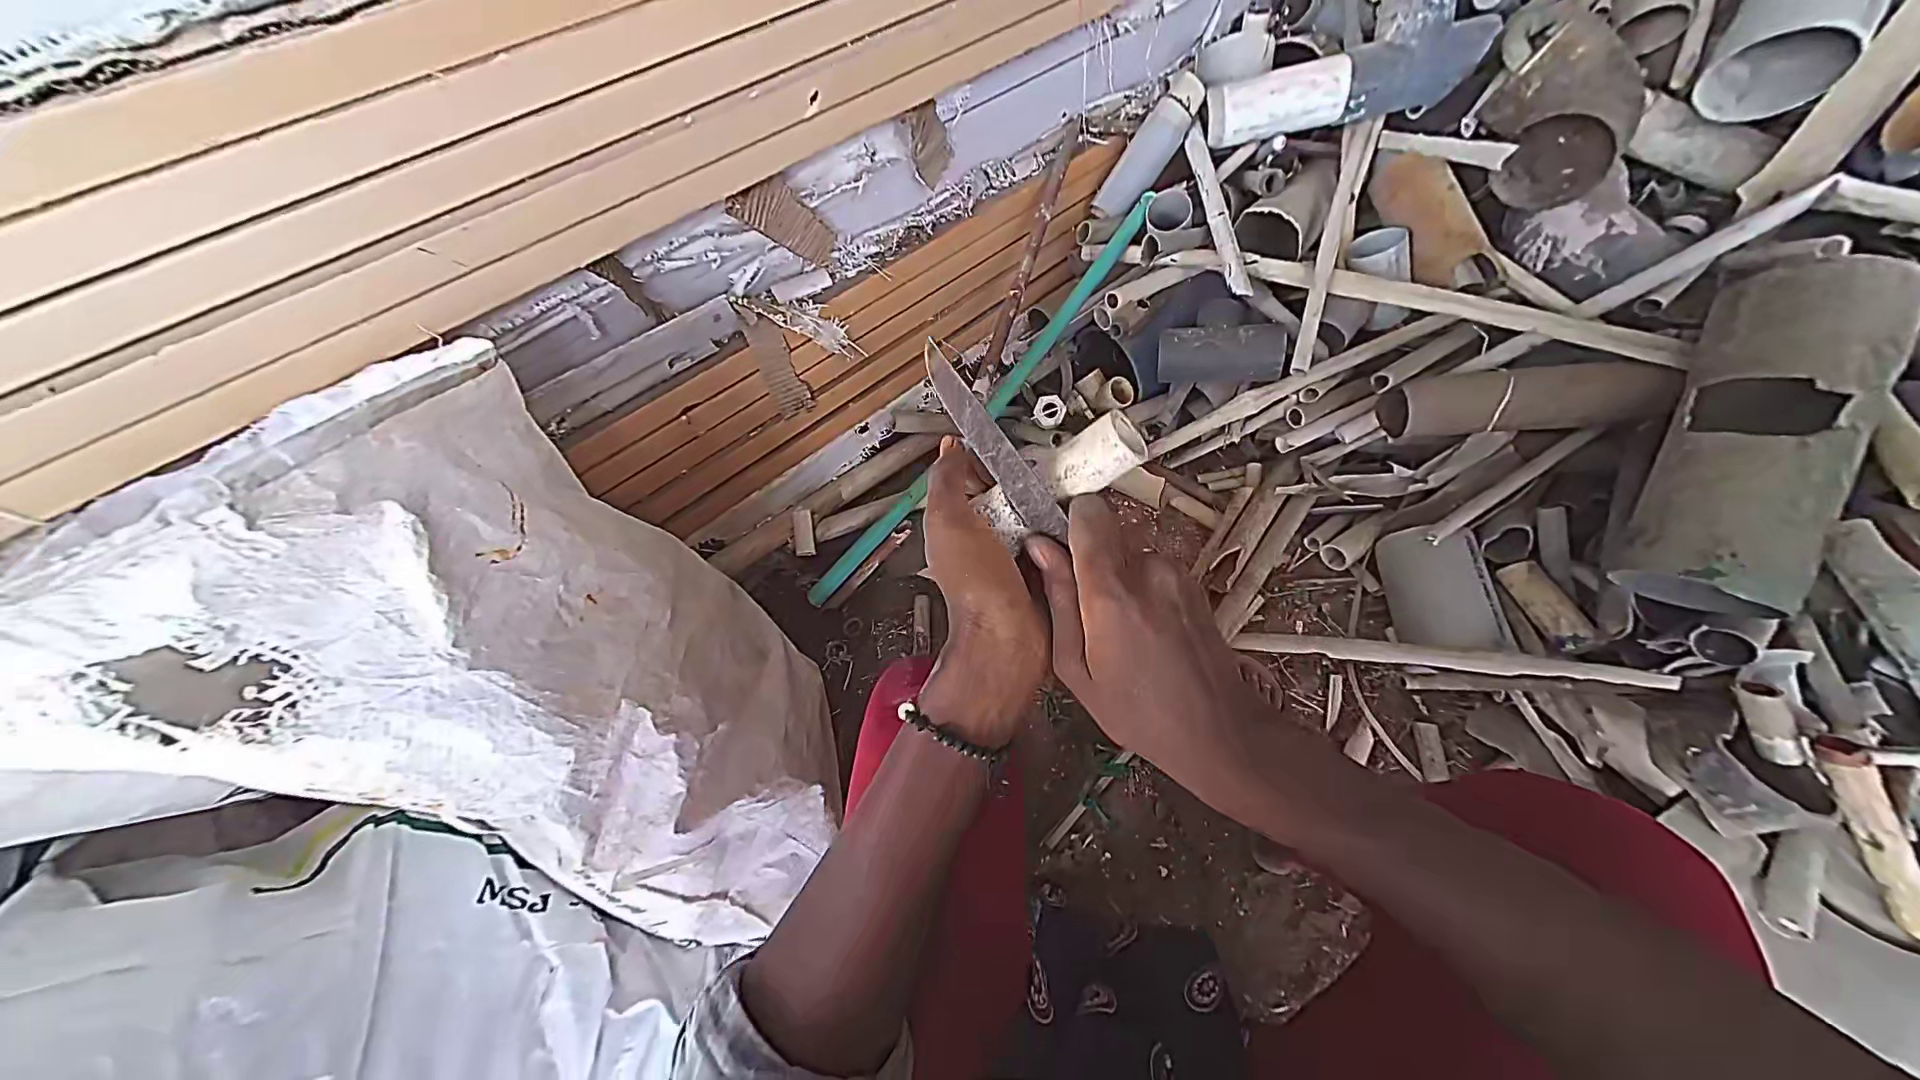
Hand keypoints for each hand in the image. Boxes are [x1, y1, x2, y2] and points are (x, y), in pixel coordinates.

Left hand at [919, 437, 1050, 746]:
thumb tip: (949, 447)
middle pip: (1016, 495)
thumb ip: (946, 482)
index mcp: (961, 527)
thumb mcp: (949, 523)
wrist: (1011, 640)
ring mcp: (1022, 556)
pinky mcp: (1049, 571)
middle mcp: (992, 541)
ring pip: (1043, 515)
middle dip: (1033, 484)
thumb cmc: (976, 591)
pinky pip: (1063, 540)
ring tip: (1065, 498)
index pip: (979, 479)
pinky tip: (1075, 525)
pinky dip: (1069, 532)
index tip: (1015, 453)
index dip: (996, 463)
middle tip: (1048, 475)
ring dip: (1054, 508)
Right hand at [1026, 494, 1272, 777]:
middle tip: (1084, 607)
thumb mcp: (1077, 668)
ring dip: (1115, 576)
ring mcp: (1176, 571)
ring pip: (1127, 550)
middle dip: (1088, 557)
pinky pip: (1149, 566)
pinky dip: (1139, 586)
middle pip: (1106, 529)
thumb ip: (1058, 599)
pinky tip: (1144, 629)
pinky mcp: (1192, 580)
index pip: (1087, 513)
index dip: (1066, 523)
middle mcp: (1148, 568)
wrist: (1219, 730)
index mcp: (1112, 590)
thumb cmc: (1137, 711)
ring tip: (1117, 627)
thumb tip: (1039, 547)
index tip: (1054, 550)